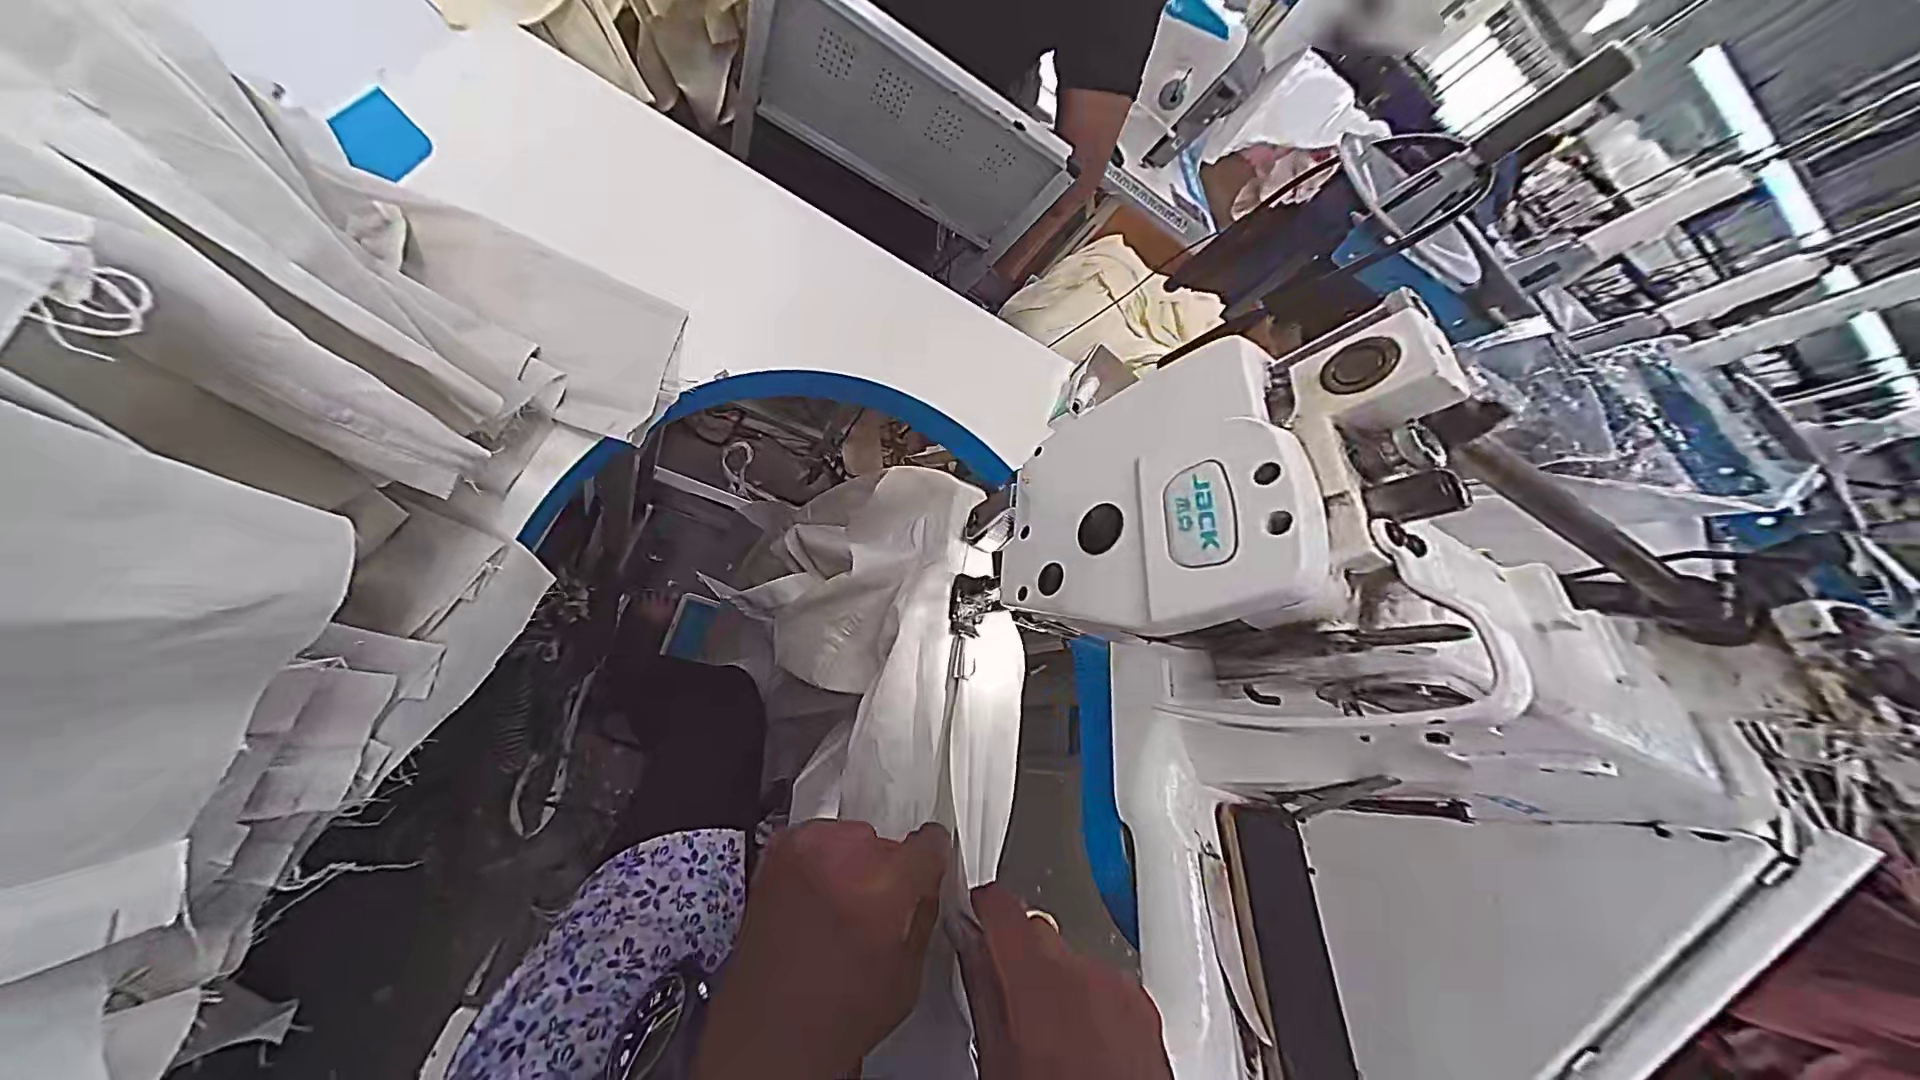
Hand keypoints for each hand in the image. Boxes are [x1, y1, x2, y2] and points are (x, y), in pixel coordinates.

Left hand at [692, 820, 949, 1079]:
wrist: (768, 1034)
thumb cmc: (831, 1017)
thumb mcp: (907, 973)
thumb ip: (923, 912)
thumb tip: (926, 882)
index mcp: (889, 885)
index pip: (929, 841)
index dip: (930, 858)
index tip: (925, 864)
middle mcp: (847, 856)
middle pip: (886, 842)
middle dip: (885, 870)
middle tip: (872, 908)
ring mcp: (809, 848)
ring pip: (851, 837)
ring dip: (850, 862)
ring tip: (838, 907)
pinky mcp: (780, 850)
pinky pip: (816, 839)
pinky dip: (819, 860)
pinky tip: (814, 898)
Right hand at [956, 883, 1174, 1079]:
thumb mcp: (994, 1058)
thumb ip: (981, 985)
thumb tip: (969, 944)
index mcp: (1034, 977)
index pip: (999, 905)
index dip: (981, 908)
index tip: (973, 915)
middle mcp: (1080, 969)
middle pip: (1036, 931)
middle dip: (1018, 955)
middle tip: (1006, 1000)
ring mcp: (1117, 986)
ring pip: (1071, 957)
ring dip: (1057, 980)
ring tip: (1050, 1037)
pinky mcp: (1143, 1007)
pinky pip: (1104, 982)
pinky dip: (1090, 1000)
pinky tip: (1083, 1046)